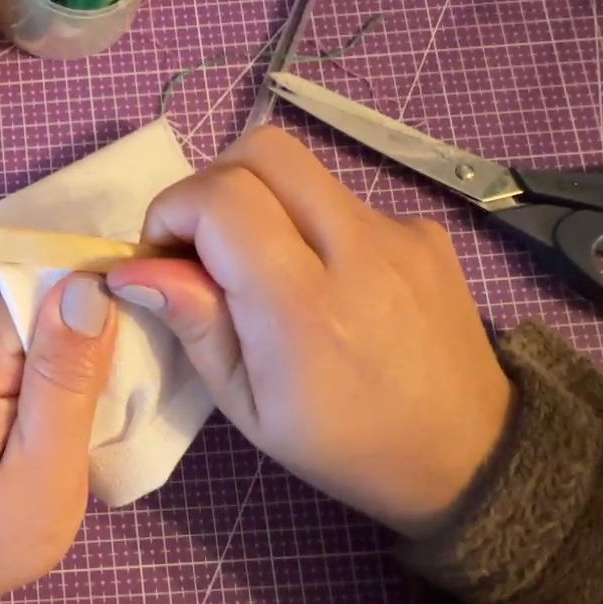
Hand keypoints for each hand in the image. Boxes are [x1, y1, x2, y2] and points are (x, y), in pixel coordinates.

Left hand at [0, 275, 118, 603]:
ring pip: (40, 319)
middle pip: (41, 297)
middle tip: (142, 361)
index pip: (41, 285)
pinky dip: (64, 361)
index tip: (148, 311)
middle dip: (95, 317)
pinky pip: (30, 344)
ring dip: (84, 342)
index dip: (96, 291)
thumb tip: (88, 289)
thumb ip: (64, 379)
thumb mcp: (42, 468)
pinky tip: (91, 389)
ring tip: (125, 376)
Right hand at [107, 128, 510, 538]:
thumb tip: (132, 270)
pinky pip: (337, 196)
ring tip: (260, 265)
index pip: (221, 199)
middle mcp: (356, 248)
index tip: (163, 257)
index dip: (172, 211)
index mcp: (303, 306)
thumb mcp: (246, 404)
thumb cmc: (340, 442)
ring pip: (298, 166)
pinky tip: (321, 277)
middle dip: (209, 183)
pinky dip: (303, 220)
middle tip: (201, 244)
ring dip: (255, 199)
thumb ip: (193, 324)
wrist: (470, 454)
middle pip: (261, 149)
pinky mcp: (421, 228)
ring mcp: (398, 230)